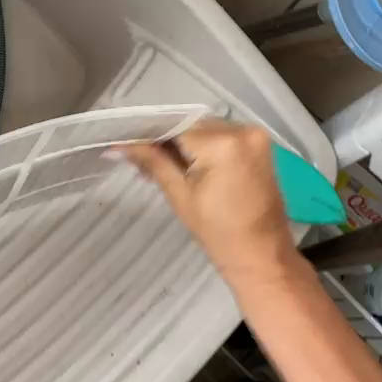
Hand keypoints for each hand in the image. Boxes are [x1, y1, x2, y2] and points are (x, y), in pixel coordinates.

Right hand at [118, 121, 300, 286]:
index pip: (175, 127)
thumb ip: (152, 162)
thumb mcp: (180, 196)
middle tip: (140, 160)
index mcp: (222, 144)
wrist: (263, 255)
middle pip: (191, 126)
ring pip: (205, 129)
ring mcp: (255, 136)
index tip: (124, 144)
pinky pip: (222, 136)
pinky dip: (204, 147)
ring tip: (161, 164)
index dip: (148, 136)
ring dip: (184, 144)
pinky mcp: (259, 144)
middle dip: (165, 140)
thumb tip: (117, 146)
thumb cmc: (219, 233)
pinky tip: (186, 164)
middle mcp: (242, 130)